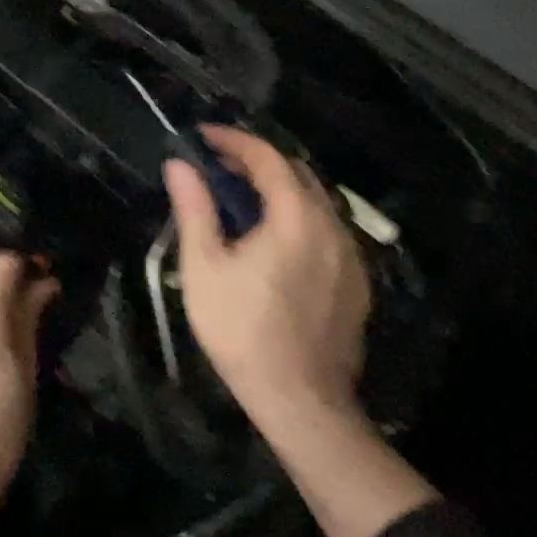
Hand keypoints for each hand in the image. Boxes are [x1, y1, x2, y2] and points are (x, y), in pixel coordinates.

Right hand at [166, 126, 370, 422]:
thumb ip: (195, 209)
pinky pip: (328, 232)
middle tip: (219, 167)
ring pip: (318, 204)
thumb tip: (179, 165)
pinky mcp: (357, 284)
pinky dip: (298, 218)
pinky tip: (273, 240)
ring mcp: (352, 257)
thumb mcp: (204, 266)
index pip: (269, 158)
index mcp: (297, 218)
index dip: (234, 140)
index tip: (202, 136)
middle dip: (258, 161)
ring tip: (242, 200)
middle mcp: (333, 228)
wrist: (300, 399)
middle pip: (300, 175)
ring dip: (281, 191)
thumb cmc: (241, 328)